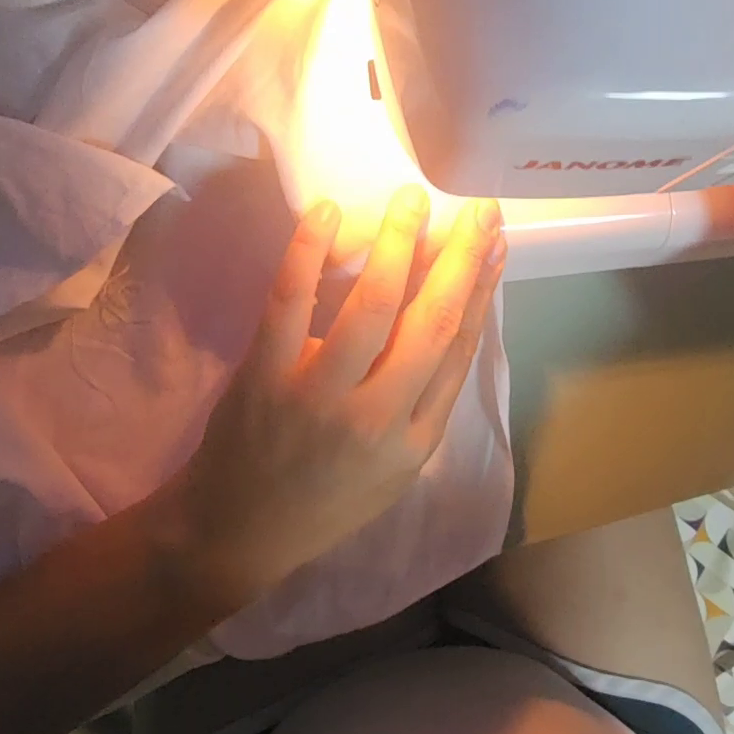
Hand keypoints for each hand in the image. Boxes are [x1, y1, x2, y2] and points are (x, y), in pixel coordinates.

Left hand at [167, 185, 506, 600]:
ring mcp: (320, 394)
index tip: (495, 245)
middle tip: (478, 209)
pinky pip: (291, 300)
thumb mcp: (395, 469)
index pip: (460, 349)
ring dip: (398, 242)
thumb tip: (448, 323)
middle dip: (461, 258)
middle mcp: (379, 417)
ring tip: (411, 200)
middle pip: (433, 321)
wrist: (238, 534)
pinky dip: (308, 250)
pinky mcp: (266, 375)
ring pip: (373, 303)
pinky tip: (327, 213)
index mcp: (416, 438)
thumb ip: (421, 401)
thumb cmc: (324, 499)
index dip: (483, 290)